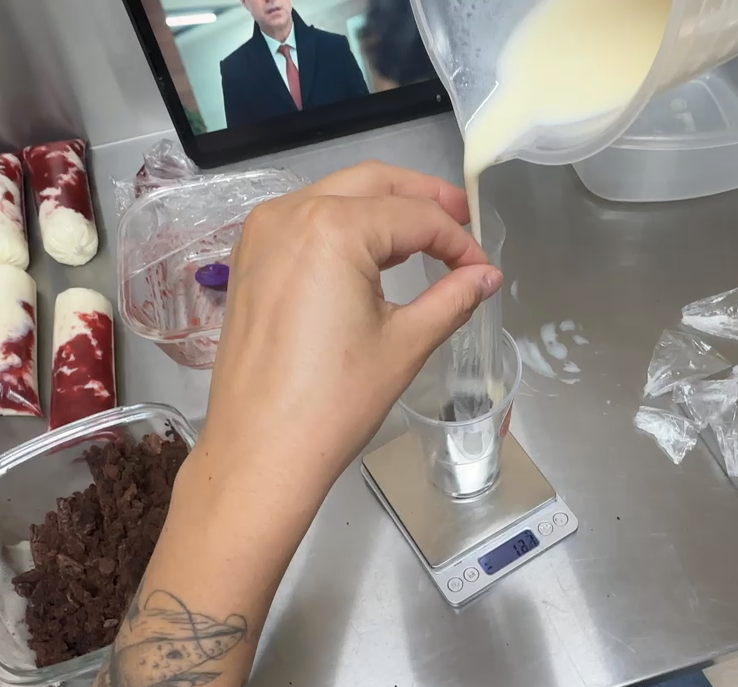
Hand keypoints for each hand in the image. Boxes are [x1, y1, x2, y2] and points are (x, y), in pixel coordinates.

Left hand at [195, 162, 502, 515]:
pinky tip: (370, 256)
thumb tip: (486, 277)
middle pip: (372, 185)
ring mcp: (262, 235)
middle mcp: (290, 213)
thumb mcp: (405, 345)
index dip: (458, 241)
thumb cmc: (334, 403)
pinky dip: (344, 229)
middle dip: (423, 199)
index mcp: (332, 228)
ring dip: (383, 210)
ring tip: (422, 240)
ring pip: (335, 197)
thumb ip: (452, 299)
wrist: (262, 451)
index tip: (482, 270)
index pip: (414, 217)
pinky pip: (306, 224)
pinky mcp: (250, 261)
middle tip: (462, 221)